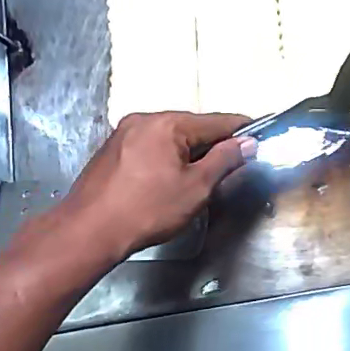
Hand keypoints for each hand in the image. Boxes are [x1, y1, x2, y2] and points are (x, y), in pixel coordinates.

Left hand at [59, 112, 256, 260]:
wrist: (89, 231)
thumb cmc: (147, 209)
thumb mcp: (196, 187)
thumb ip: (224, 160)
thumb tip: (247, 143)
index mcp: (167, 123)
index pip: (216, 121)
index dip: (241, 129)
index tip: (260, 133)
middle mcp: (144, 120)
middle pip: (191, 127)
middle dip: (213, 143)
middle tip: (234, 161)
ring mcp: (124, 134)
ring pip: (169, 137)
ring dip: (189, 152)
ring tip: (204, 174)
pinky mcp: (112, 152)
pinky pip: (150, 147)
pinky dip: (167, 158)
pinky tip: (170, 178)